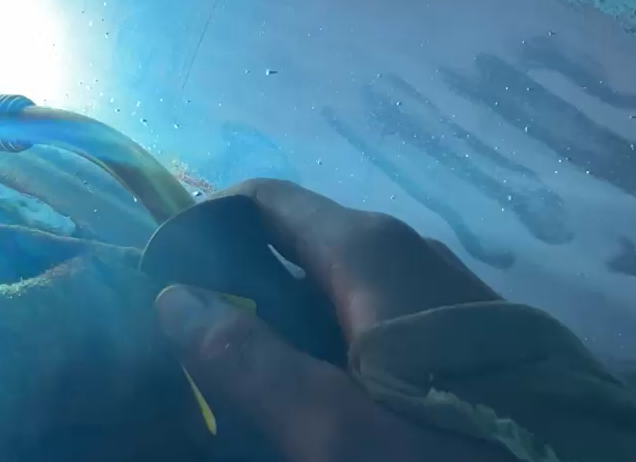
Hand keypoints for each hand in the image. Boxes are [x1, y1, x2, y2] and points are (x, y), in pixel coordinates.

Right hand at [155, 179, 508, 459]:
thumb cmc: (454, 461)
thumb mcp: (335, 431)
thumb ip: (245, 359)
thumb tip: (171, 296)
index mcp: (365, 249)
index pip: (262, 199)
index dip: (208, 223)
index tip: (168, 273)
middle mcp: (402, 251)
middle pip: (295, 238)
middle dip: (241, 278)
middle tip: (198, 337)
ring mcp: (440, 291)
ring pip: (335, 280)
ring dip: (285, 314)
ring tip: (251, 371)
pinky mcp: (467, 336)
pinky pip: (374, 314)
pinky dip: (331, 337)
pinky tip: (326, 393)